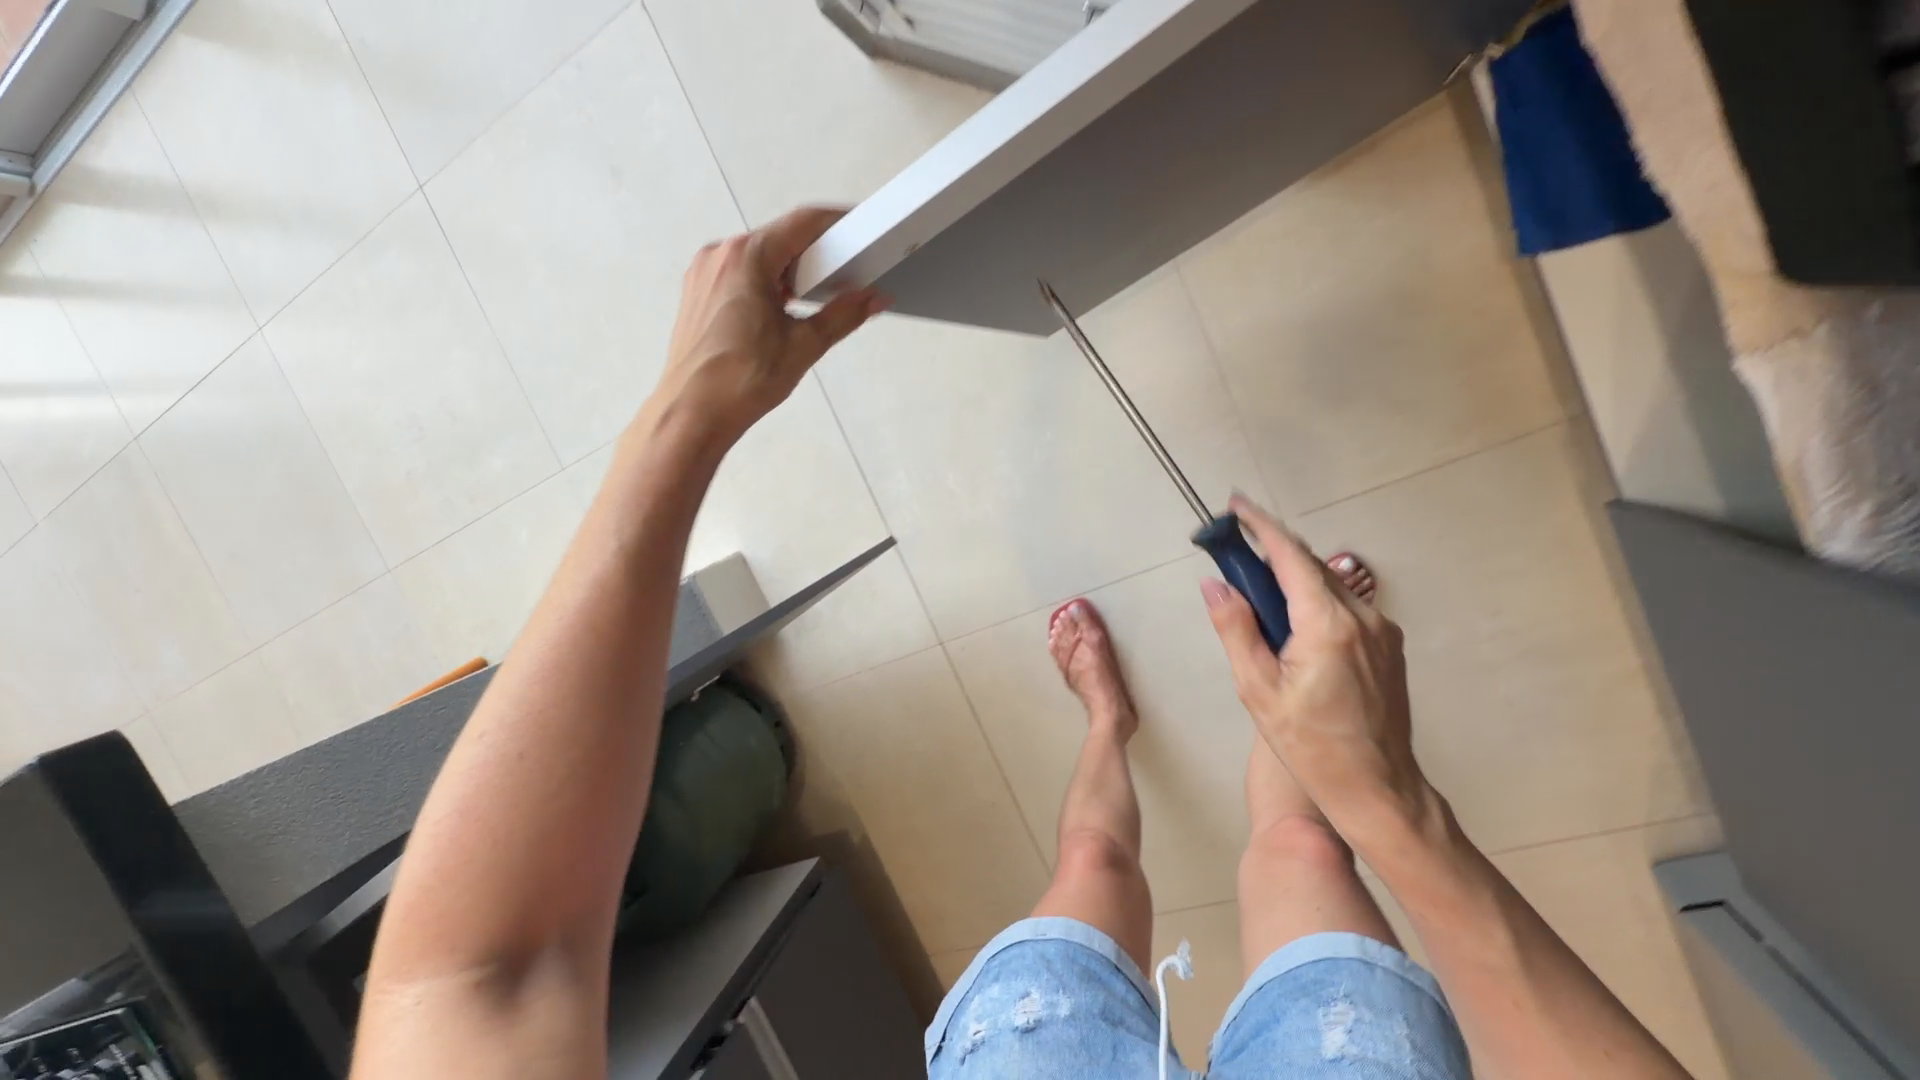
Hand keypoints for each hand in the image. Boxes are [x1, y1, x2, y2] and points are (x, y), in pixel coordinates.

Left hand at [652, 206, 886, 445]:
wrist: (692, 414)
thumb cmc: (739, 381)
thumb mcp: (805, 345)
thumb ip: (844, 315)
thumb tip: (872, 299)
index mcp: (746, 257)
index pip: (803, 222)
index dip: (837, 223)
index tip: (859, 227)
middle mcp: (720, 256)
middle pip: (780, 239)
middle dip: (815, 255)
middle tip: (844, 276)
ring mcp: (704, 274)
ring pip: (759, 258)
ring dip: (790, 273)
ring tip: (813, 303)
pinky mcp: (698, 294)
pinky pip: (739, 275)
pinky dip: (766, 284)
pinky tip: (782, 314)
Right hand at [1202, 495, 1428, 826]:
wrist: (1378, 787)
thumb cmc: (1311, 745)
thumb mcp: (1258, 689)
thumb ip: (1236, 629)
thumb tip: (1215, 585)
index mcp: (1328, 624)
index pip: (1290, 556)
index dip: (1259, 525)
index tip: (1234, 506)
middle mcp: (1362, 616)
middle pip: (1309, 566)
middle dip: (1270, 553)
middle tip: (1234, 555)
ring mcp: (1381, 630)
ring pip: (1329, 585)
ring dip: (1292, 579)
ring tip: (1259, 600)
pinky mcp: (1387, 645)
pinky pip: (1345, 607)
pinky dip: (1314, 601)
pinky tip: (1293, 627)